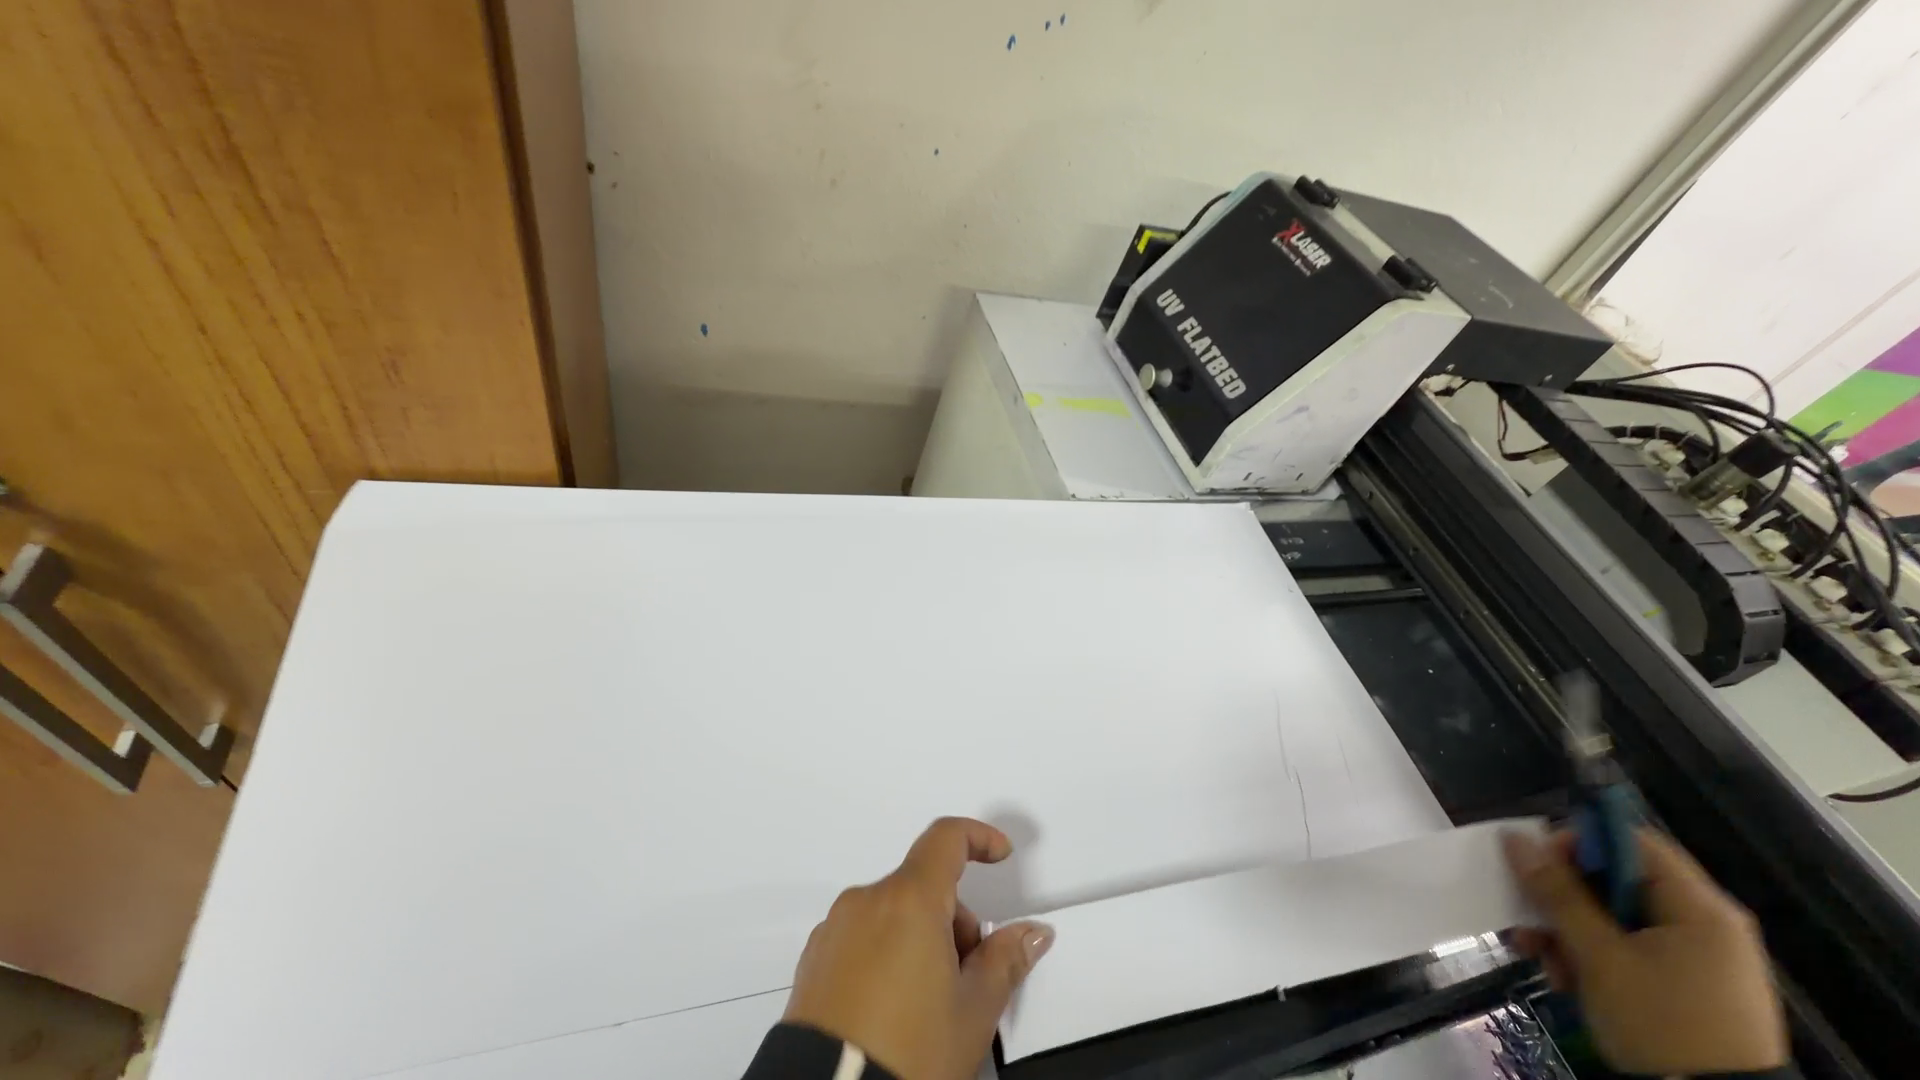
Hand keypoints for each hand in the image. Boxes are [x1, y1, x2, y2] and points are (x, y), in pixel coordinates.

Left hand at [784, 817, 1054, 1079]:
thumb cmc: (907, 1053)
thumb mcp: (973, 1010)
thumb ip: (1006, 959)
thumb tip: (1032, 933)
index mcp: (908, 901)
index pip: (946, 839)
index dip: (979, 837)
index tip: (1000, 854)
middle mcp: (866, 902)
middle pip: (923, 887)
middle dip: (954, 921)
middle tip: (968, 979)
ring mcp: (834, 930)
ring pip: (893, 913)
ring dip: (920, 940)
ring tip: (929, 1006)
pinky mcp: (814, 959)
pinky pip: (863, 937)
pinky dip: (887, 955)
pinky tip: (895, 1009)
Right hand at [1503, 827, 1788, 1075]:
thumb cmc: (1661, 1024)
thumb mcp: (1599, 958)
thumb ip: (1557, 893)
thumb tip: (1515, 837)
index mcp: (1699, 907)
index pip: (1629, 841)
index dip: (1577, 843)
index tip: (1537, 869)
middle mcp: (1704, 922)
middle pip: (1618, 882)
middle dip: (1563, 900)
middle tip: (1527, 923)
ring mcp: (1699, 956)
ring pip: (1618, 918)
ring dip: (1570, 933)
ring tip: (1541, 961)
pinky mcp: (1689, 984)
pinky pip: (1632, 949)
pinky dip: (1595, 957)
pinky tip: (1568, 981)